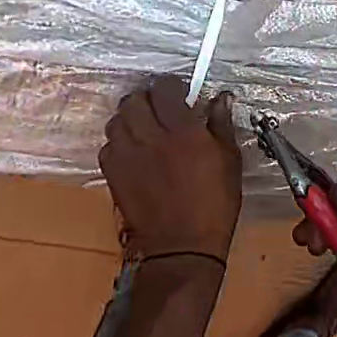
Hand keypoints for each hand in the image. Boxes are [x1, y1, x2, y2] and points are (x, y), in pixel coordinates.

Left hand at [99, 76, 242, 261]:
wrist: (180, 248)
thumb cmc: (213, 205)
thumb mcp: (228, 161)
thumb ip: (221, 124)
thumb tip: (221, 98)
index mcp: (181, 129)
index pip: (165, 88)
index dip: (172, 88)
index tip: (180, 96)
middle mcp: (149, 135)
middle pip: (135, 99)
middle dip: (147, 100)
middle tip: (160, 111)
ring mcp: (126, 153)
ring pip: (117, 118)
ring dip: (130, 119)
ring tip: (144, 130)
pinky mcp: (112, 171)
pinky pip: (108, 144)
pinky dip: (119, 143)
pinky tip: (133, 153)